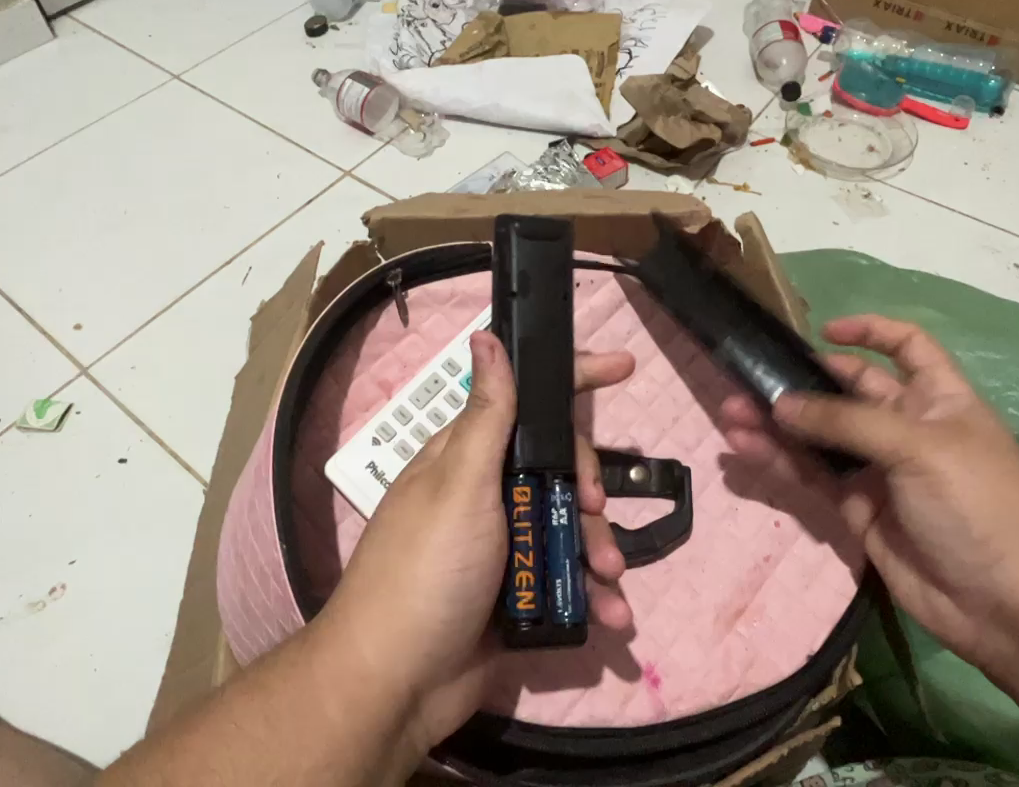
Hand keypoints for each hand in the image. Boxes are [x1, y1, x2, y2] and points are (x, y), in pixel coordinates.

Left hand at [320, 331, 635, 750]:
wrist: (396, 683)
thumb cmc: (426, 569)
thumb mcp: (460, 484)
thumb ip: (487, 416)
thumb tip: (487, 336)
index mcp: (468, 456)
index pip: (525, 401)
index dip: (573, 380)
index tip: (622, 366)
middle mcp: (487, 493)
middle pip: (558, 468)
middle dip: (588, 487)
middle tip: (597, 508)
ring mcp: (502, 545)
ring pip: (569, 526)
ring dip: (597, 547)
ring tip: (608, 579)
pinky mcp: (515, 592)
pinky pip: (565, 578)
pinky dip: (591, 593)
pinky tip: (610, 614)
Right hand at [718, 315, 1018, 672]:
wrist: (1010, 607)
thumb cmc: (982, 506)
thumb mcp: (920, 447)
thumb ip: (846, 422)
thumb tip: (779, 403)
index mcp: (938, 399)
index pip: (907, 347)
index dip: (870, 332)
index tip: (823, 333)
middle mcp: (905, 428)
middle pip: (846, 391)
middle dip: (801, 382)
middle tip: (749, 378)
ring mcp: (878, 470)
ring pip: (817, 435)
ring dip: (776, 423)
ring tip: (731, 413)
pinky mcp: (855, 509)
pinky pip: (810, 476)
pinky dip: (778, 460)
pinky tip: (745, 448)